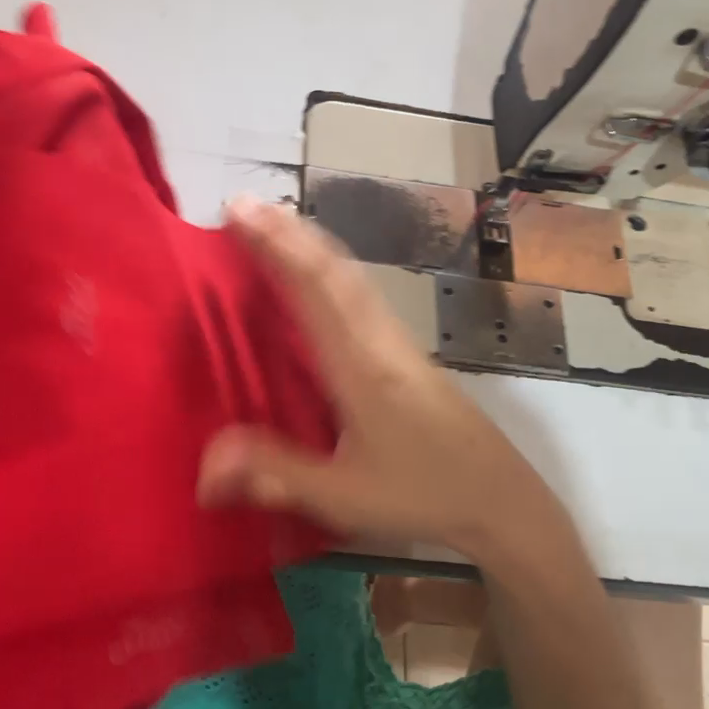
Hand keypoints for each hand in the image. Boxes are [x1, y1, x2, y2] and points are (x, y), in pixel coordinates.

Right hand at [198, 198, 561, 560]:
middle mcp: (383, 344)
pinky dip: (336, 275)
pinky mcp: (413, 362)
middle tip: (246, 205)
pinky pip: (366, 300)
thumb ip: (275, 475)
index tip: (237, 210)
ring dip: (314, 249)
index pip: (314, 289)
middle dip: (290, 234)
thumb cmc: (424, 498)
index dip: (275, 245)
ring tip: (278, 229)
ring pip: (356, 281)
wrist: (504, 503)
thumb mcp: (344, 497)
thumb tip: (204, 466)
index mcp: (361, 367)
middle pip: (336, 272)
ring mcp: (403, 349)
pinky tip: (327, 286)